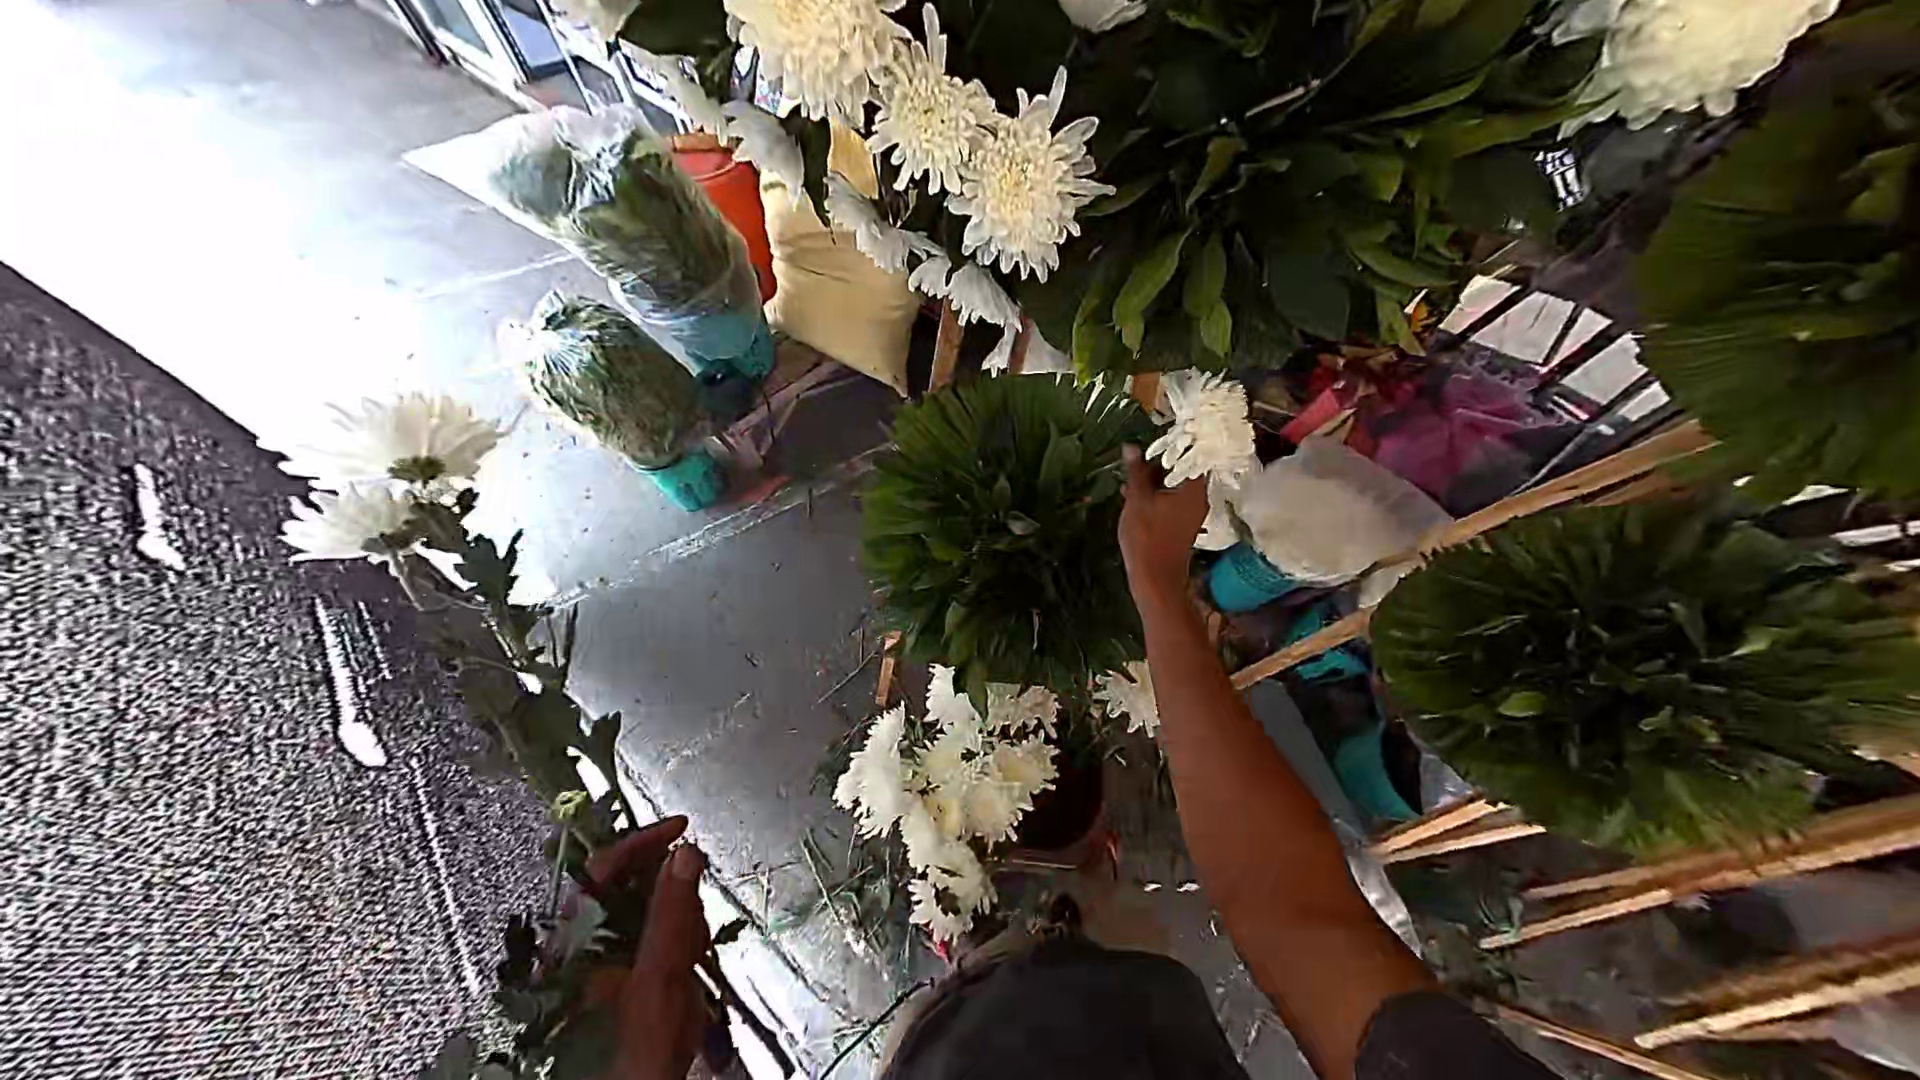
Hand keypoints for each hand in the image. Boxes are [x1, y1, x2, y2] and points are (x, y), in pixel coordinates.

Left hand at [590, 817, 709, 1079]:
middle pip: (632, 887)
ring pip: (650, 909)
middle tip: (693, 919)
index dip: (643, 841)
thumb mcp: (658, 978)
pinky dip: (680, 937)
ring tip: (691, 957)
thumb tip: (684, 852)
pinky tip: (688, 964)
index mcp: (575, 944)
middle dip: (674, 894)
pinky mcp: (624, 974)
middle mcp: (582, 947)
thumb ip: (671, 912)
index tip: (680, 828)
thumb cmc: (633, 1059)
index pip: (604, 867)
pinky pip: (657, 933)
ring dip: (681, 920)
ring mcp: (603, 962)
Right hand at [1119, 444, 1209, 609]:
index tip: (1161, 433)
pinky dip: (1157, 494)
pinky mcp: (1182, 523)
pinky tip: (1135, 493)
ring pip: (1176, 486)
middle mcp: (1199, 499)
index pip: (1194, 455)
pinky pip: (1172, 499)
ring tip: (1132, 474)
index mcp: (1194, 490)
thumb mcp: (1137, 500)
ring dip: (1156, 479)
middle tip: (1140, 454)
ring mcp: (1191, 512)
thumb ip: (1136, 472)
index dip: (1178, 442)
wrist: (1155, 577)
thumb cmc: (1147, 536)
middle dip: (1162, 462)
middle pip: (1184, 470)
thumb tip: (1131, 446)